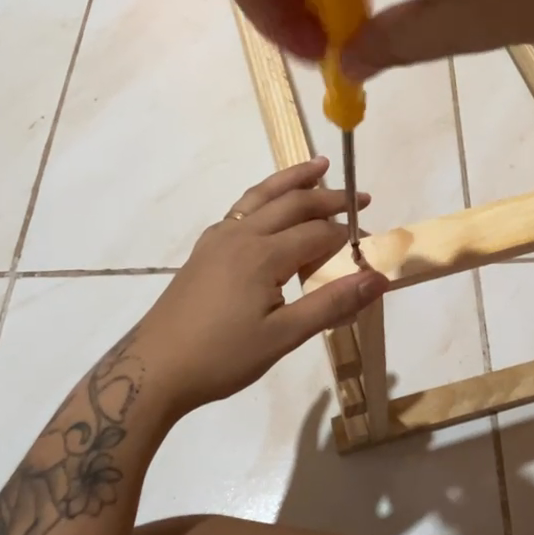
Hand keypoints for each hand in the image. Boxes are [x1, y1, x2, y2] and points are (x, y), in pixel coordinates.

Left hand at [132, 158, 384, 412]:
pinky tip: (269, 208)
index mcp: (263, 254)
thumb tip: (378, 278)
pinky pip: (241, 209)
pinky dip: (265, 198)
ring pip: (261, 196)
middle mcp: (241, 234)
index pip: (318, 233)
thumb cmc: (221, 357)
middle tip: (361, 197)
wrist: (155, 368)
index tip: (372, 245)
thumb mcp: (283, 337)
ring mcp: (218, 238)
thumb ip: (331, 304)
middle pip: (292, 203)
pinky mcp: (205, 250)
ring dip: (292, 181)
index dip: (348, 237)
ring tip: (318, 166)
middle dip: (329, 197)